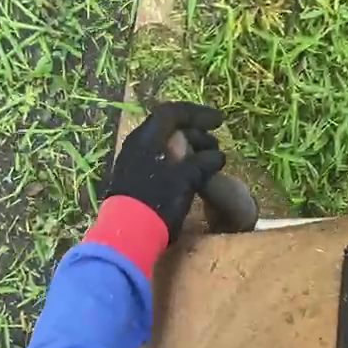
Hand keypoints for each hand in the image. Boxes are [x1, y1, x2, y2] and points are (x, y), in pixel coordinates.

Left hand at [102, 102, 226, 236]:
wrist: (128, 235)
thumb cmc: (158, 200)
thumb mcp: (187, 177)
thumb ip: (203, 162)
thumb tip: (217, 156)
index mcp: (147, 137)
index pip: (174, 112)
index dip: (199, 113)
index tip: (219, 122)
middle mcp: (138, 143)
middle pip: (170, 127)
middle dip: (197, 133)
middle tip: (214, 145)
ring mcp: (134, 161)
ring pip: (166, 144)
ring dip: (189, 148)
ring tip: (207, 162)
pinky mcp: (135, 178)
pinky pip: (161, 159)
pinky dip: (180, 161)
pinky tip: (192, 175)